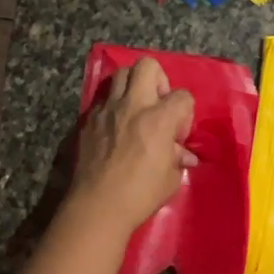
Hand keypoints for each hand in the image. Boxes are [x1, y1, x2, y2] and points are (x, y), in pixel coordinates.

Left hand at [66, 58, 196, 240]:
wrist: (96, 206)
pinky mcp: (88, 118)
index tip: (178, 135)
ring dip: (133, 86)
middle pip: (148, 66)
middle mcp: (133, 104)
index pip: (182, 96)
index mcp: (159, 118)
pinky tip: (116, 127)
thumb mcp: (170, 179)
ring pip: (121, 74)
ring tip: (136, 109)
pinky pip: (104, 99)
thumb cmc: (139, 195)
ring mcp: (107, 109)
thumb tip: (184, 155)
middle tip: (158, 105)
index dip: (185, 113)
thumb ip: (177, 158)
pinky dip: (113, 106)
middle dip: (159, 80)